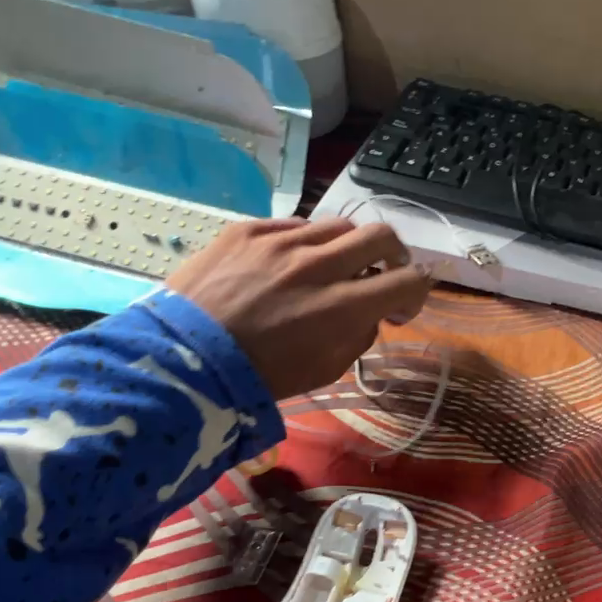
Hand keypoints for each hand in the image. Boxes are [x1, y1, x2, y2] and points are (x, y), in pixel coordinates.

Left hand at [166, 218, 430, 398]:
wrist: (184, 359)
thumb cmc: (261, 376)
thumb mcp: (326, 370)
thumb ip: (358, 335)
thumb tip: (370, 312)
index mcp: (343, 307)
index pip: (408, 280)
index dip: (417, 290)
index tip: (403, 305)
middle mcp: (318, 265)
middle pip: (381, 236)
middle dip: (393, 255)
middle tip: (383, 271)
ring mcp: (281, 241)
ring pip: (338, 226)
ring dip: (348, 247)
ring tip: (333, 267)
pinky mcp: (248, 230)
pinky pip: (294, 226)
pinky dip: (306, 244)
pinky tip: (291, 264)